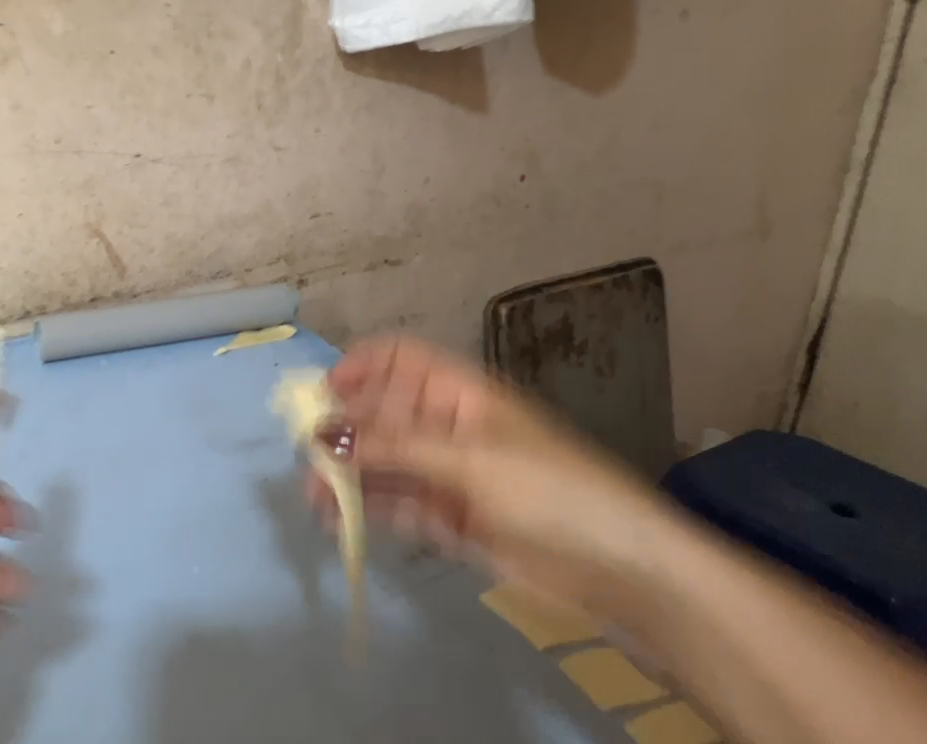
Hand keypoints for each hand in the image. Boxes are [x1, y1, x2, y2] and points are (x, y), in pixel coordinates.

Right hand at [310, 335, 684, 617]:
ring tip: (313, 497)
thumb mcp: (468, 458)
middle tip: (307, 457)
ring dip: (347, 475)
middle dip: (343, 430)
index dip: (358, 367)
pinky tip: (336, 519)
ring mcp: (447, 473)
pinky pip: (397, 504)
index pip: (398, 360)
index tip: (321, 394)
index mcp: (459, 392)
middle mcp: (447, 425)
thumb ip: (391, 447)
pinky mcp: (449, 518)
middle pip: (382, 413)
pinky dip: (366, 508)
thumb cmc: (550, 489)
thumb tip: (321, 436)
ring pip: (384, 462)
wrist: (620, 567)